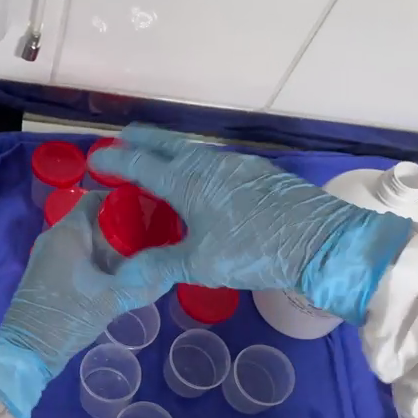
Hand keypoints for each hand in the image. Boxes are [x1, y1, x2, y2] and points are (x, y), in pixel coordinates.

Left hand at [0, 192, 173, 417]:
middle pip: (95, 219)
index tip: (152, 210)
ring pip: (87, 239)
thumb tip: (174, 268)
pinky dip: (98, 259)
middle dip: (124, 226)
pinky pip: (78, 254)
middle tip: (155, 236)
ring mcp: (49, 254)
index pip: (98, 198)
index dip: (126, 200)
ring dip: (112, 245)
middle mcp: (55, 235)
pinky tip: (120, 274)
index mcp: (68, 231)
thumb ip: (146, 280)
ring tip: (144, 255)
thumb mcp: (113, 298)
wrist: (28, 349)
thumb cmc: (68, 316)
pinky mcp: (48, 272)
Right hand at [90, 125, 415, 322]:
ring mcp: (235, 165)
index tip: (95, 158)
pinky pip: (213, 159)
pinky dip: (194, 161)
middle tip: (123, 139)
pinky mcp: (257, 172)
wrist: (322, 241)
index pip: (140, 164)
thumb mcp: (201, 265)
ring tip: (157, 157)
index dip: (114, 161)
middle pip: (166, 144)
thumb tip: (123, 277)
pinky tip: (201, 176)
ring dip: (169, 150)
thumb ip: (159, 265)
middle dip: (141, 141)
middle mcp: (207, 164)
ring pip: (192, 150)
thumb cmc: (255, 250)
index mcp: (186, 181)